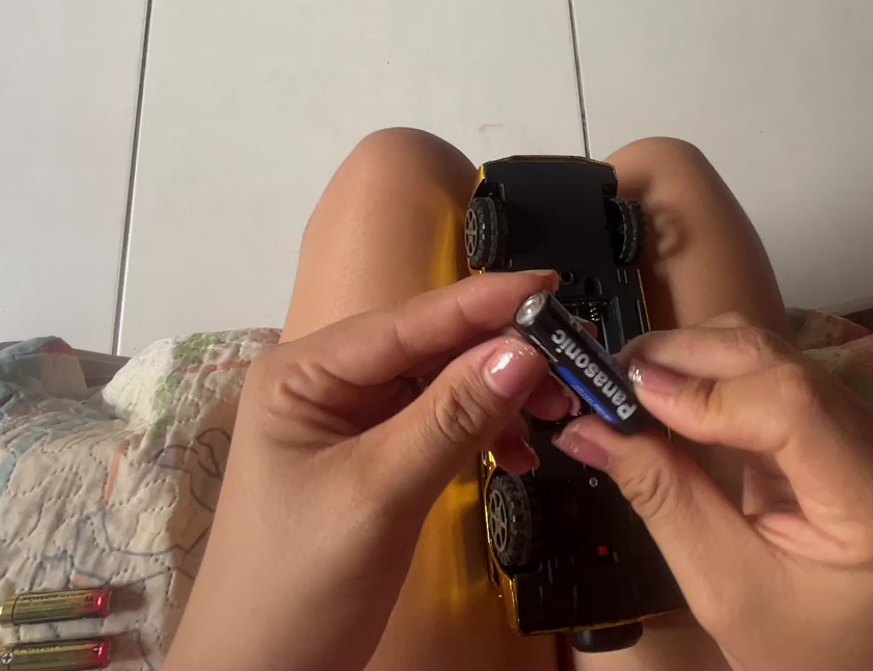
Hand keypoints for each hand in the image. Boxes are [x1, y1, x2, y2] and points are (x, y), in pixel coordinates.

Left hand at [165, 270, 571, 670]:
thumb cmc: (299, 587)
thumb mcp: (380, 495)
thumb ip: (452, 417)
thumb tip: (525, 350)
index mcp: (306, 370)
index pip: (409, 321)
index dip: (483, 301)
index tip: (551, 286)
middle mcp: (328, 377)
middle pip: (429, 345)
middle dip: (500, 351)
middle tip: (573, 359)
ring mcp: (351, 414)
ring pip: (440, 380)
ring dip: (499, 393)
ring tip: (558, 412)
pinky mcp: (373, 448)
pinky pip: (438, 418)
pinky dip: (482, 429)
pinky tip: (519, 452)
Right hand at [552, 325, 872, 670]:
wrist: (852, 666)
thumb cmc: (798, 648)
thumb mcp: (721, 587)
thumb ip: (660, 495)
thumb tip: (583, 427)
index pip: (794, 406)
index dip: (706, 389)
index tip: (630, 396)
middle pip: (775, 360)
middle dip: (681, 357)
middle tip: (608, 381)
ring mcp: (866, 419)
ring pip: (764, 346)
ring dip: (687, 354)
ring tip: (631, 388)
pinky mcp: (836, 409)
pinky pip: (763, 363)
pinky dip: (704, 367)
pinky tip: (667, 392)